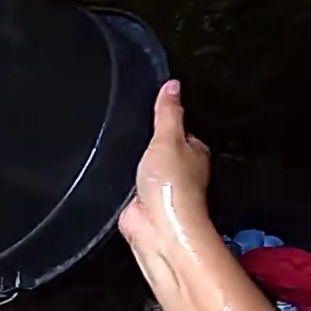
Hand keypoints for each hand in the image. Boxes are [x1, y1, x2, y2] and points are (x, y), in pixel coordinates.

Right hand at [118, 79, 213, 283]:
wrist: (157, 224)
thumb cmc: (172, 186)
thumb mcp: (167, 139)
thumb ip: (167, 113)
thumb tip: (172, 86)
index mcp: (193, 150)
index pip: (178, 127)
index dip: (164, 118)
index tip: (150, 108)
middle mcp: (178, 169)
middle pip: (159, 147)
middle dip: (146, 142)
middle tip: (132, 131)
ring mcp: (159, 186)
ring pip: (143, 166)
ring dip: (134, 163)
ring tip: (123, 153)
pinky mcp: (140, 201)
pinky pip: (128, 184)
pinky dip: (122, 181)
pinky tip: (117, 177)